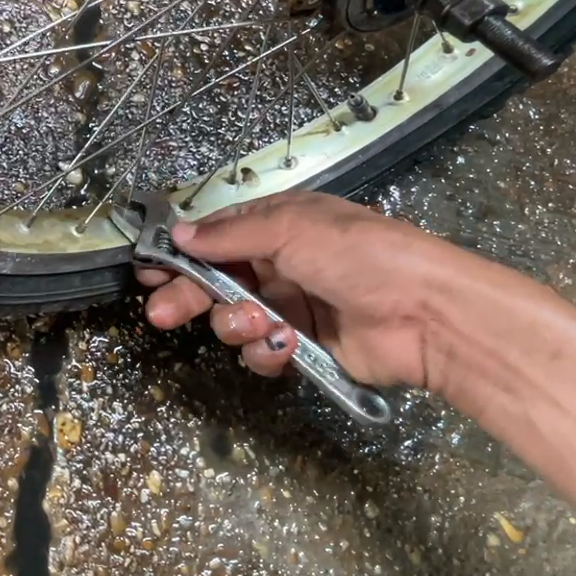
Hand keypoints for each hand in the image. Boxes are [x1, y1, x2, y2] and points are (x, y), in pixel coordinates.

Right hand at [138, 191, 503, 389]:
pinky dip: (266, 350)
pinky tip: (282, 345)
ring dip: (237, 324)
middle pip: (216, 281)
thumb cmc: (356, 254)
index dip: (181, 253)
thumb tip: (178, 234)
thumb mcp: (288, 228)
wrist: (427, 315)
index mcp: (277, 225)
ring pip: (235, 319)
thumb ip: (228, 236)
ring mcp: (291, 306)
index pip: (215, 237)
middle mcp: (279, 263)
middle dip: (189, 297)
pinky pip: (263, 351)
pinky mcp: (304, 347)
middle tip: (160, 313)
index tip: (148, 269)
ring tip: (261, 325)